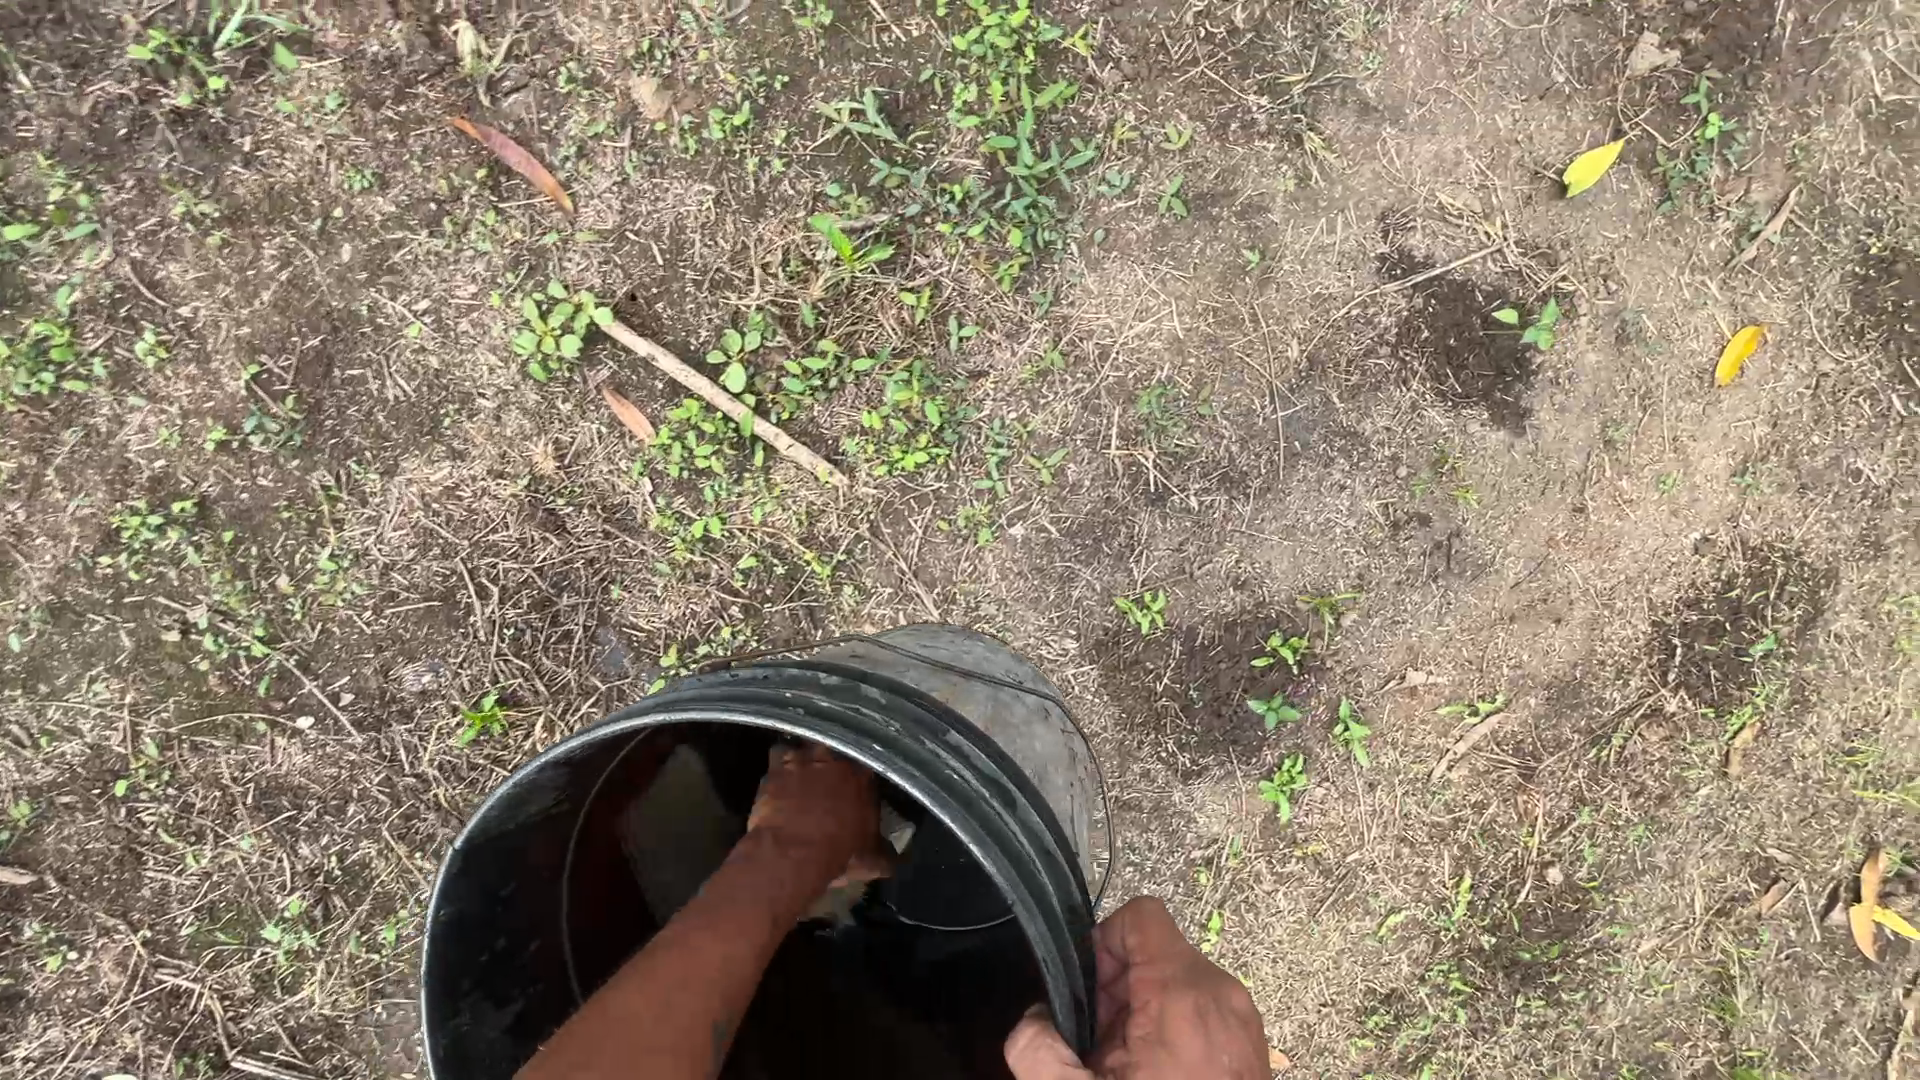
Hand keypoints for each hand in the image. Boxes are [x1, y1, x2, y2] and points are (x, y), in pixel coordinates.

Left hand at [746, 743, 887, 895]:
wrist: (794, 853)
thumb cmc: (838, 853)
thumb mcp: (871, 860)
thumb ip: (885, 853)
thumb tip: (894, 859)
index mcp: (863, 775)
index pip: (867, 766)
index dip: (860, 777)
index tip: (856, 788)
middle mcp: (836, 758)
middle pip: (836, 750)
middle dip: (831, 760)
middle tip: (827, 777)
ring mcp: (805, 759)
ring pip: (808, 746)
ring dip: (805, 756)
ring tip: (802, 771)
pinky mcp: (776, 767)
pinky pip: (778, 754)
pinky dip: (779, 764)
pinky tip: (778, 776)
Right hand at [1004, 897, 1269, 1079]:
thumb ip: (1037, 1049)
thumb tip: (1034, 1019)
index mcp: (1182, 993)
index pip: (1140, 916)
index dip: (1103, 943)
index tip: (1089, 992)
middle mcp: (1220, 994)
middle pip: (1153, 950)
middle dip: (1116, 988)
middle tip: (1101, 1045)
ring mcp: (1241, 1020)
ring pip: (1174, 980)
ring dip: (1140, 1013)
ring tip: (1128, 1069)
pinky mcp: (1250, 1044)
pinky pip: (1200, 1008)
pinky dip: (1170, 1030)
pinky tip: (1156, 1076)